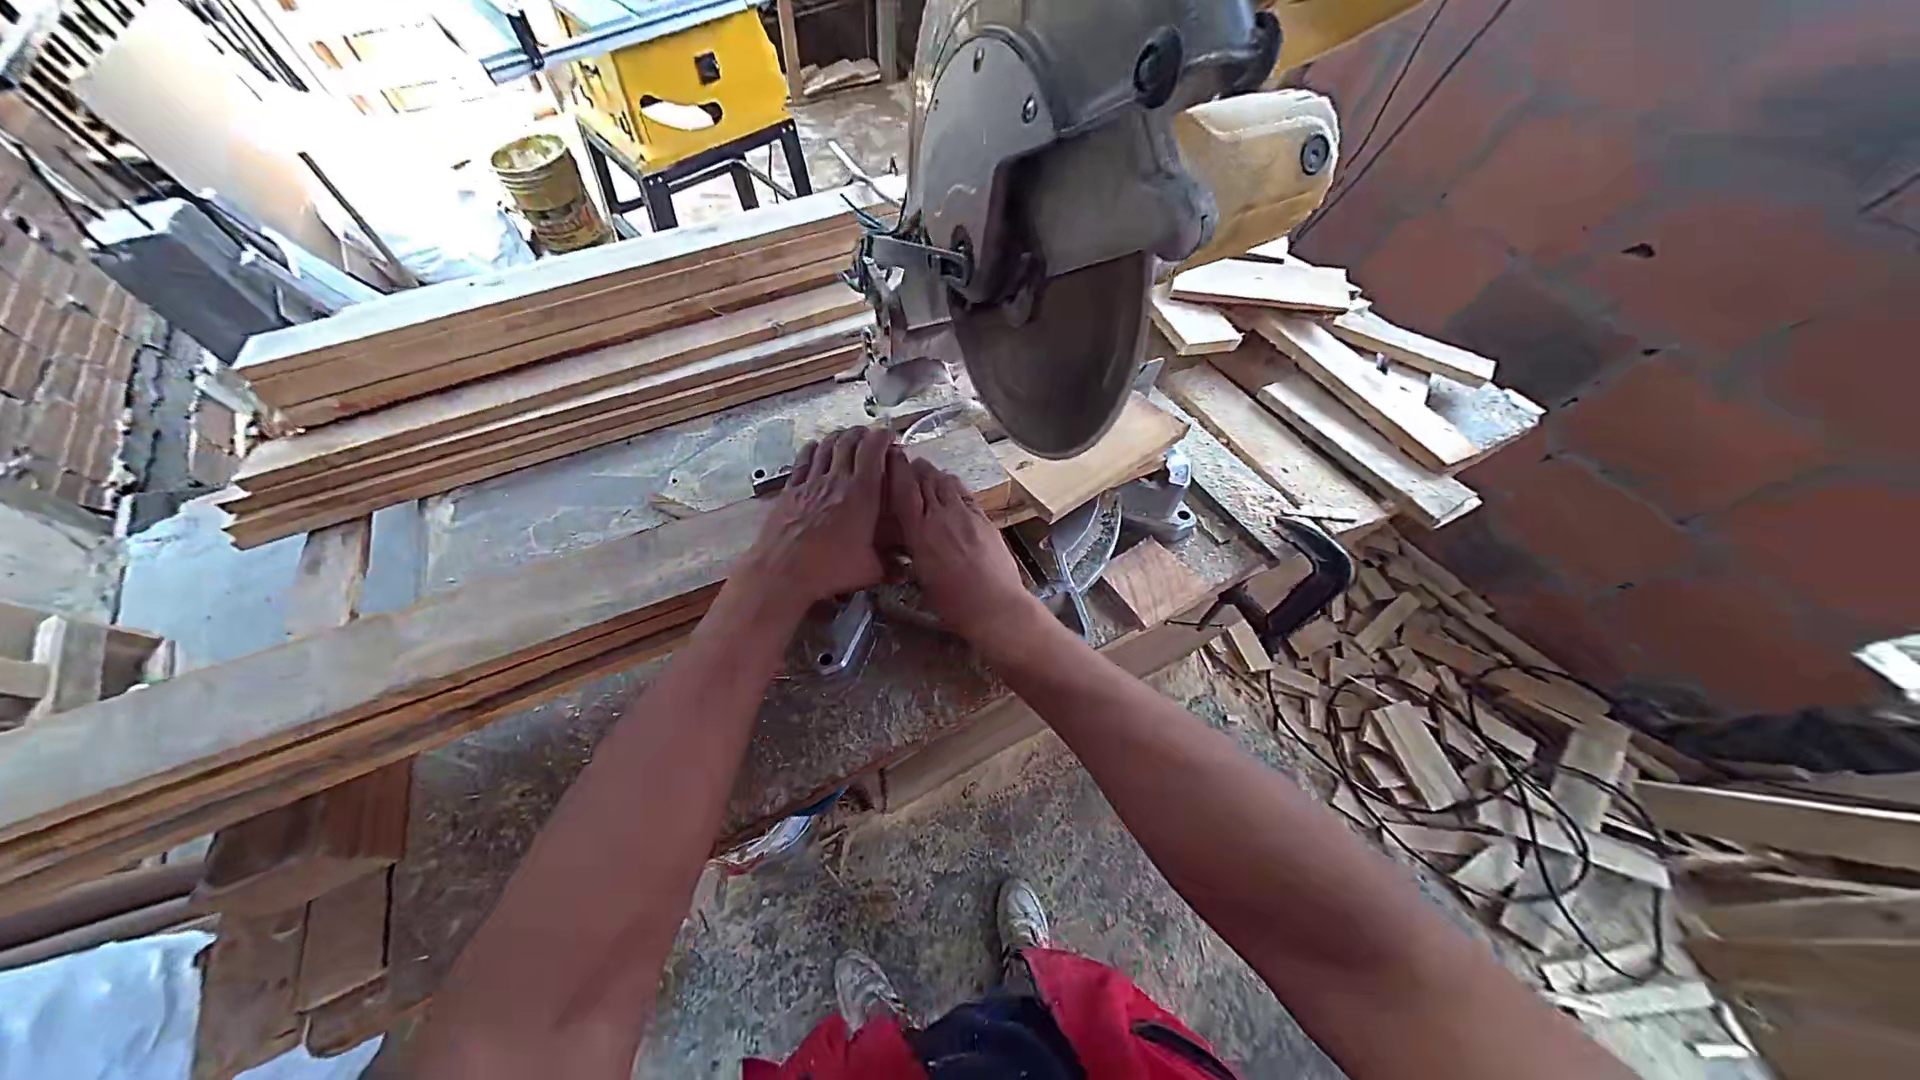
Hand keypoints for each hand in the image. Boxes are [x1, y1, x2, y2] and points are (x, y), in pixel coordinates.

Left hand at [733, 427, 890, 616]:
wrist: (783, 572)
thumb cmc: (830, 570)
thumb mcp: (870, 570)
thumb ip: (891, 566)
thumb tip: (906, 570)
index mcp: (862, 494)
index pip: (873, 450)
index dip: (882, 436)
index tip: (890, 435)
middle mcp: (836, 481)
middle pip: (849, 441)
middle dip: (862, 433)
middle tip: (870, 435)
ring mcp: (811, 483)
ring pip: (825, 447)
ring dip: (838, 437)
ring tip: (847, 437)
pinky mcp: (790, 491)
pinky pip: (803, 461)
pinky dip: (812, 449)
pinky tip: (815, 446)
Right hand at [885, 447, 1040, 643]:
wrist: (994, 605)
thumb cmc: (954, 602)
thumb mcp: (923, 576)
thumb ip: (916, 550)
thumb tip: (912, 539)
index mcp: (920, 533)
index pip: (904, 490)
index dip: (896, 469)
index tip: (890, 456)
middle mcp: (941, 517)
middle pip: (926, 480)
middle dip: (915, 468)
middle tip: (907, 462)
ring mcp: (965, 515)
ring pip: (947, 483)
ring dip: (935, 475)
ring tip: (928, 474)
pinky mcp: (984, 519)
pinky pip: (965, 494)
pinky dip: (954, 487)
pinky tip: (952, 490)